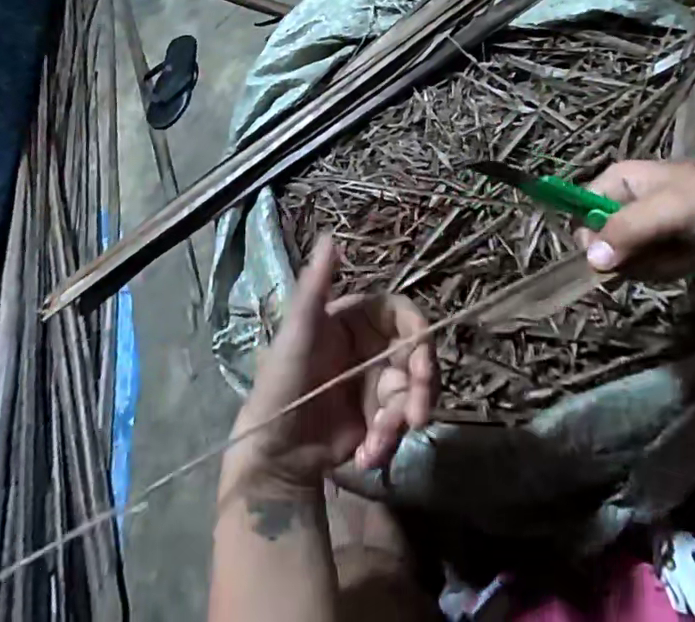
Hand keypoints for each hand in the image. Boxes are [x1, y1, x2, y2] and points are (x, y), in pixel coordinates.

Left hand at [222, 234, 433, 498]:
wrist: (273, 452)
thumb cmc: (283, 382)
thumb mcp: (297, 330)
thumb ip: (316, 285)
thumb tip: (330, 237)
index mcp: (357, 321)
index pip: (404, 315)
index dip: (420, 334)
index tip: (421, 361)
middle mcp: (373, 349)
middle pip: (418, 357)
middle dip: (421, 387)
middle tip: (416, 417)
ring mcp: (377, 385)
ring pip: (414, 394)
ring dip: (400, 421)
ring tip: (375, 445)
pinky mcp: (379, 420)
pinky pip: (401, 425)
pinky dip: (388, 442)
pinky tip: (367, 457)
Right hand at [581, 160, 694, 276]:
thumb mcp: (670, 210)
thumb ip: (627, 230)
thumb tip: (590, 259)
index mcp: (621, 177)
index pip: (584, 207)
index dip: (591, 234)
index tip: (609, 257)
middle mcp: (629, 198)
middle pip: (603, 237)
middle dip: (631, 253)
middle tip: (661, 252)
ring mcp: (648, 222)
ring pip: (625, 255)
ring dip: (653, 263)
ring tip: (685, 252)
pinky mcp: (665, 242)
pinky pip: (648, 263)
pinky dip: (667, 267)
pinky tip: (691, 259)